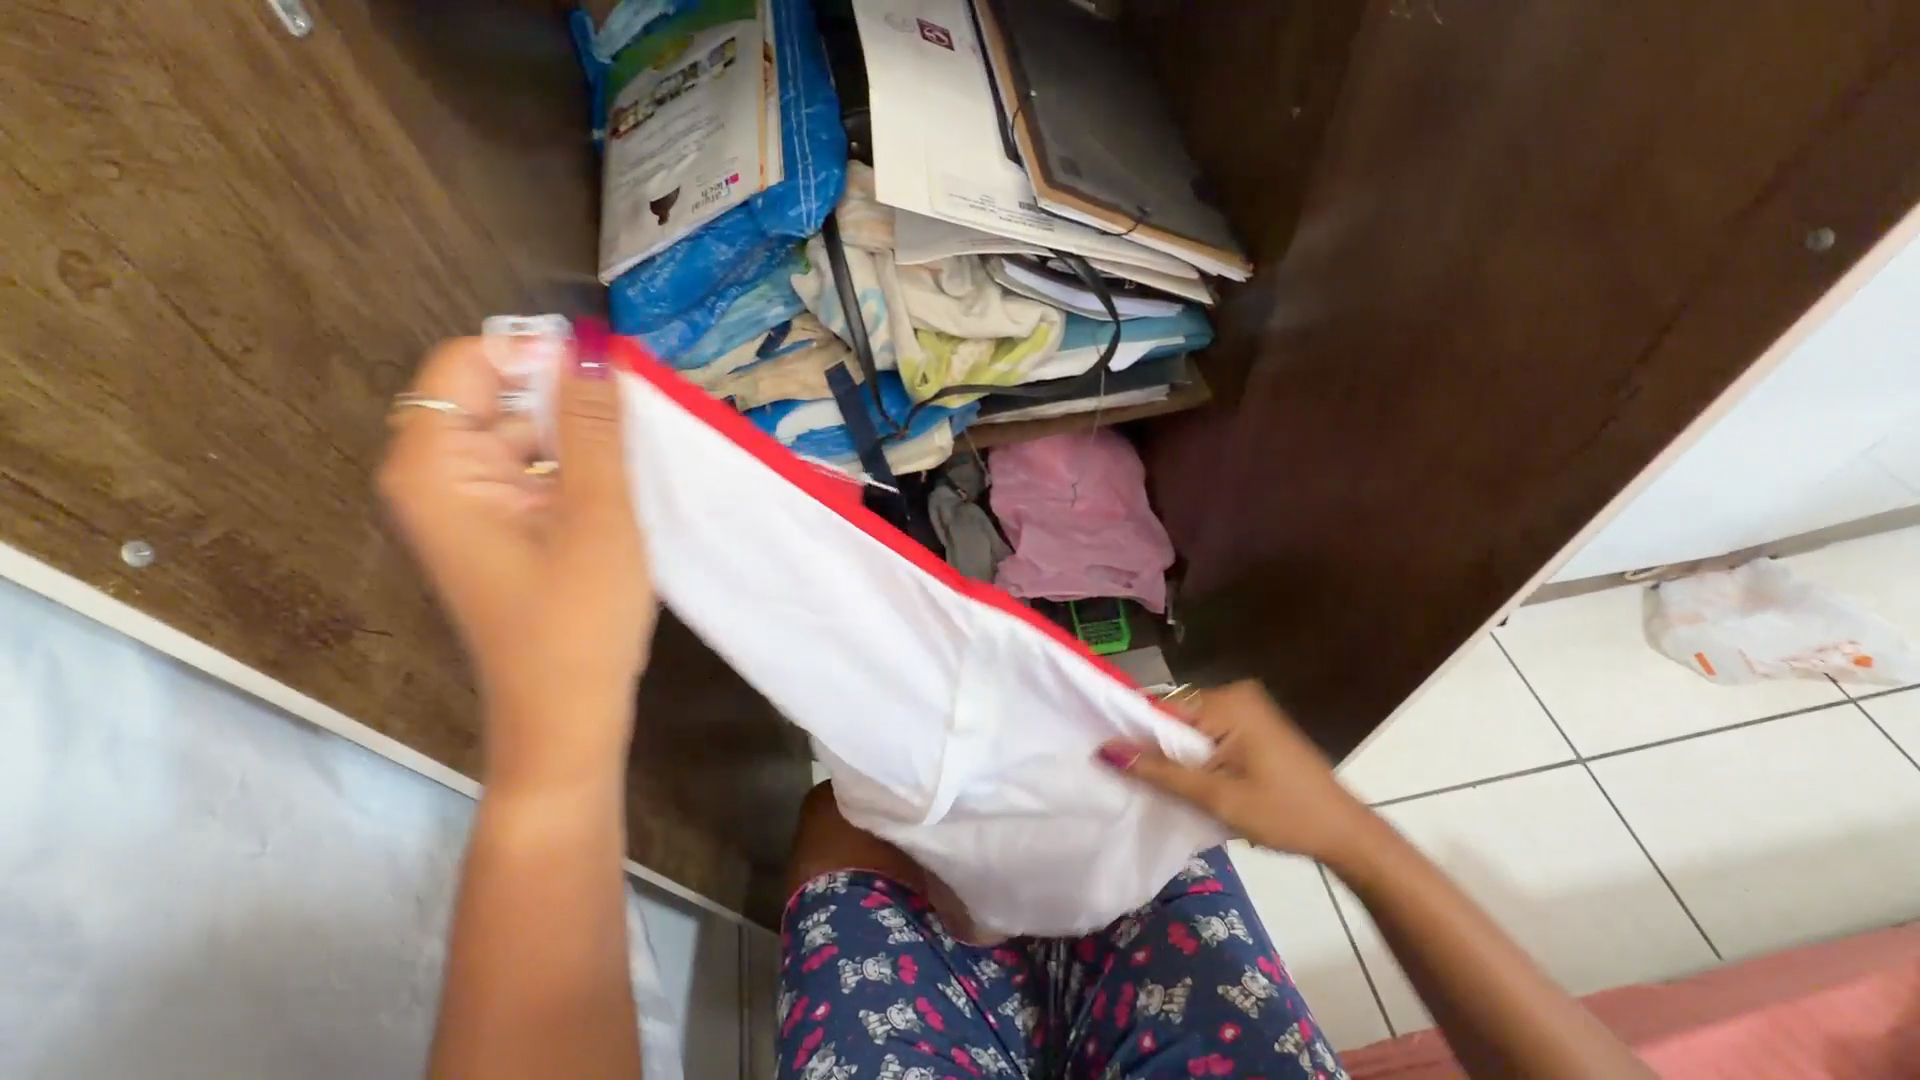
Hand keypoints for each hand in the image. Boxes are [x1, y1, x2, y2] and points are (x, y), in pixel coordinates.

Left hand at [378, 333, 655, 792]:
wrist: (566, 715)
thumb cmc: (578, 618)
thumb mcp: (597, 510)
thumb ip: (592, 422)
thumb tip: (590, 344)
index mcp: (433, 465)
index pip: (467, 362)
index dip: (536, 357)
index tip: (606, 381)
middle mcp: (432, 477)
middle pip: (492, 395)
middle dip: (563, 397)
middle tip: (630, 425)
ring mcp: (463, 506)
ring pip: (519, 433)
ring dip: (576, 434)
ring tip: (632, 460)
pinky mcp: (494, 529)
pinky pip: (529, 470)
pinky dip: (572, 467)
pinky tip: (617, 488)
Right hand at [1095, 680, 1371, 861]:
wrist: (1345, 833)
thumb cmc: (1283, 814)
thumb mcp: (1216, 796)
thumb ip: (1160, 771)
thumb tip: (1105, 750)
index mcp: (1229, 703)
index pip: (1161, 708)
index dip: (1133, 734)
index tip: (1106, 759)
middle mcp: (1237, 695)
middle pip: (1175, 717)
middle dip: (1155, 748)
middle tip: (1133, 782)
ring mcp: (1249, 709)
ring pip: (1190, 729)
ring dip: (1176, 756)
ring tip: (1157, 786)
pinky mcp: (1255, 726)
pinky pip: (1210, 734)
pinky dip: (1196, 757)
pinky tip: (1189, 782)